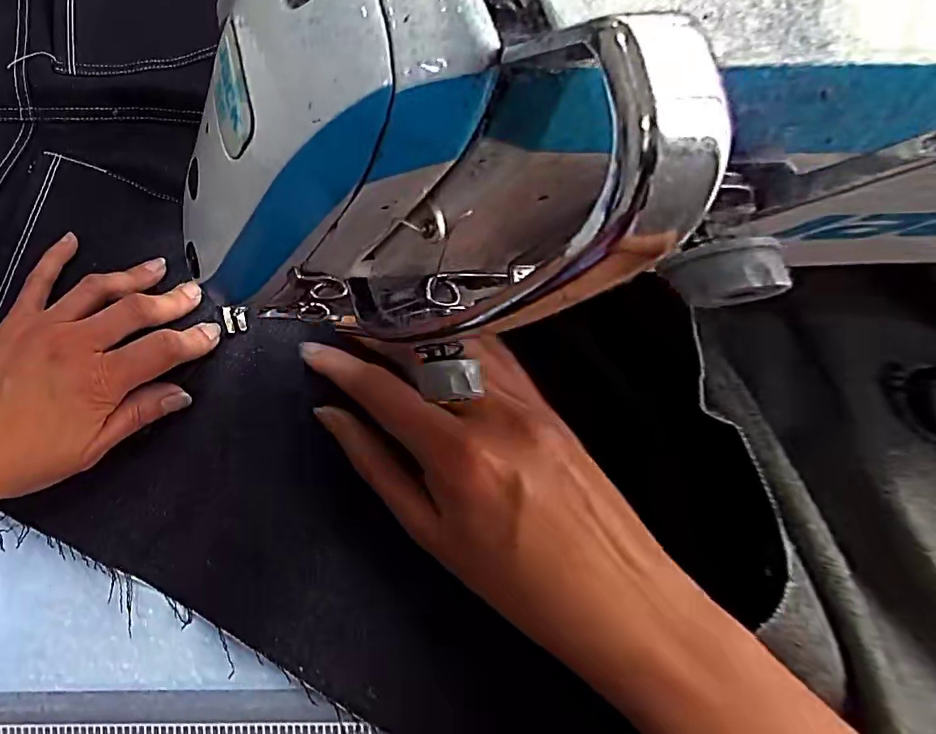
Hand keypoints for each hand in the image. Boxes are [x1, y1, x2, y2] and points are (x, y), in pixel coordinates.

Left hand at [0, 233, 220, 510]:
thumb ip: (137, 415)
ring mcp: (47, 325)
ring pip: (100, 289)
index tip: (211, 332)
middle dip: (172, 299)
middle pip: (137, 310)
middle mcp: (78, 344)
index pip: (161, 349)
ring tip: (156, 267)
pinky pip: (40, 280)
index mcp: (100, 380)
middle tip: (192, 292)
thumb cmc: (20, 458)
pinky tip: (70, 241)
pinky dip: (56, 257)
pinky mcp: (18, 320)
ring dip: (132, 276)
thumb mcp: (89, 449)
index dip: (193, 339)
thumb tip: (178, 394)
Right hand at [304, 336, 685, 671]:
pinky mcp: (547, 401)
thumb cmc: (519, 586)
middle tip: (339, 332)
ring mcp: (526, 402)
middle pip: (418, 351)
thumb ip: (375, 466)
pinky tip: (434, 344)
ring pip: (455, 343)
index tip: (311, 350)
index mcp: (457, 456)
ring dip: (409, 332)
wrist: (624, 603)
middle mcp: (492, 415)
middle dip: (370, 334)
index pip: (382, 390)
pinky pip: (492, 353)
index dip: (339, 365)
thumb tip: (332, 417)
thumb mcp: (431, 535)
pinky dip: (454, 341)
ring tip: (377, 333)